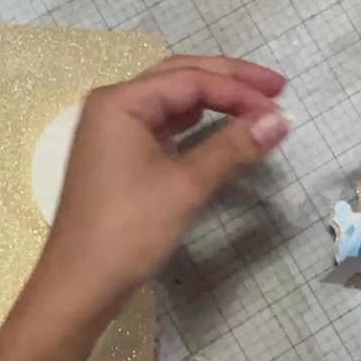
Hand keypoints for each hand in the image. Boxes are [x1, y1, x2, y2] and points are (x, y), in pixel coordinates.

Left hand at [33, 56, 289, 318]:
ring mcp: (111, 131)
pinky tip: (214, 124)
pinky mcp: (116, 156)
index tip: (280, 107)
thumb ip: (234, 147)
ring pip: (169, 99)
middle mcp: (112, 106)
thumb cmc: (129, 229)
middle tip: (275, 88)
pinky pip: (160, 124)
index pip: (190, 79)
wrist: (80, 283)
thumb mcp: (187, 185)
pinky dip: (192, 123)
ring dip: (211, 99)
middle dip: (228, 80)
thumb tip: (281, 120)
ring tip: (253, 103)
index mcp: (120, 101)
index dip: (239, 90)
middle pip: (178, 77)